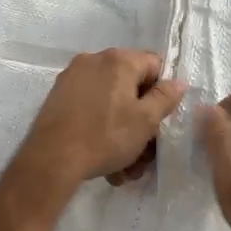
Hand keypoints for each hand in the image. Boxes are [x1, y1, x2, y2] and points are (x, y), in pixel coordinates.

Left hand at [22, 49, 186, 184]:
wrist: (52, 159)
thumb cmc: (106, 137)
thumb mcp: (146, 121)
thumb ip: (165, 98)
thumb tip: (178, 82)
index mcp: (119, 60)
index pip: (155, 66)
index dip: (163, 93)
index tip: (160, 121)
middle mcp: (93, 61)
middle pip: (130, 88)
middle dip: (141, 123)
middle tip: (144, 154)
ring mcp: (72, 79)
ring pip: (110, 105)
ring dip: (122, 135)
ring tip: (123, 169)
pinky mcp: (57, 99)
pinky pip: (90, 112)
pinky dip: (100, 132)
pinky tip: (104, 163)